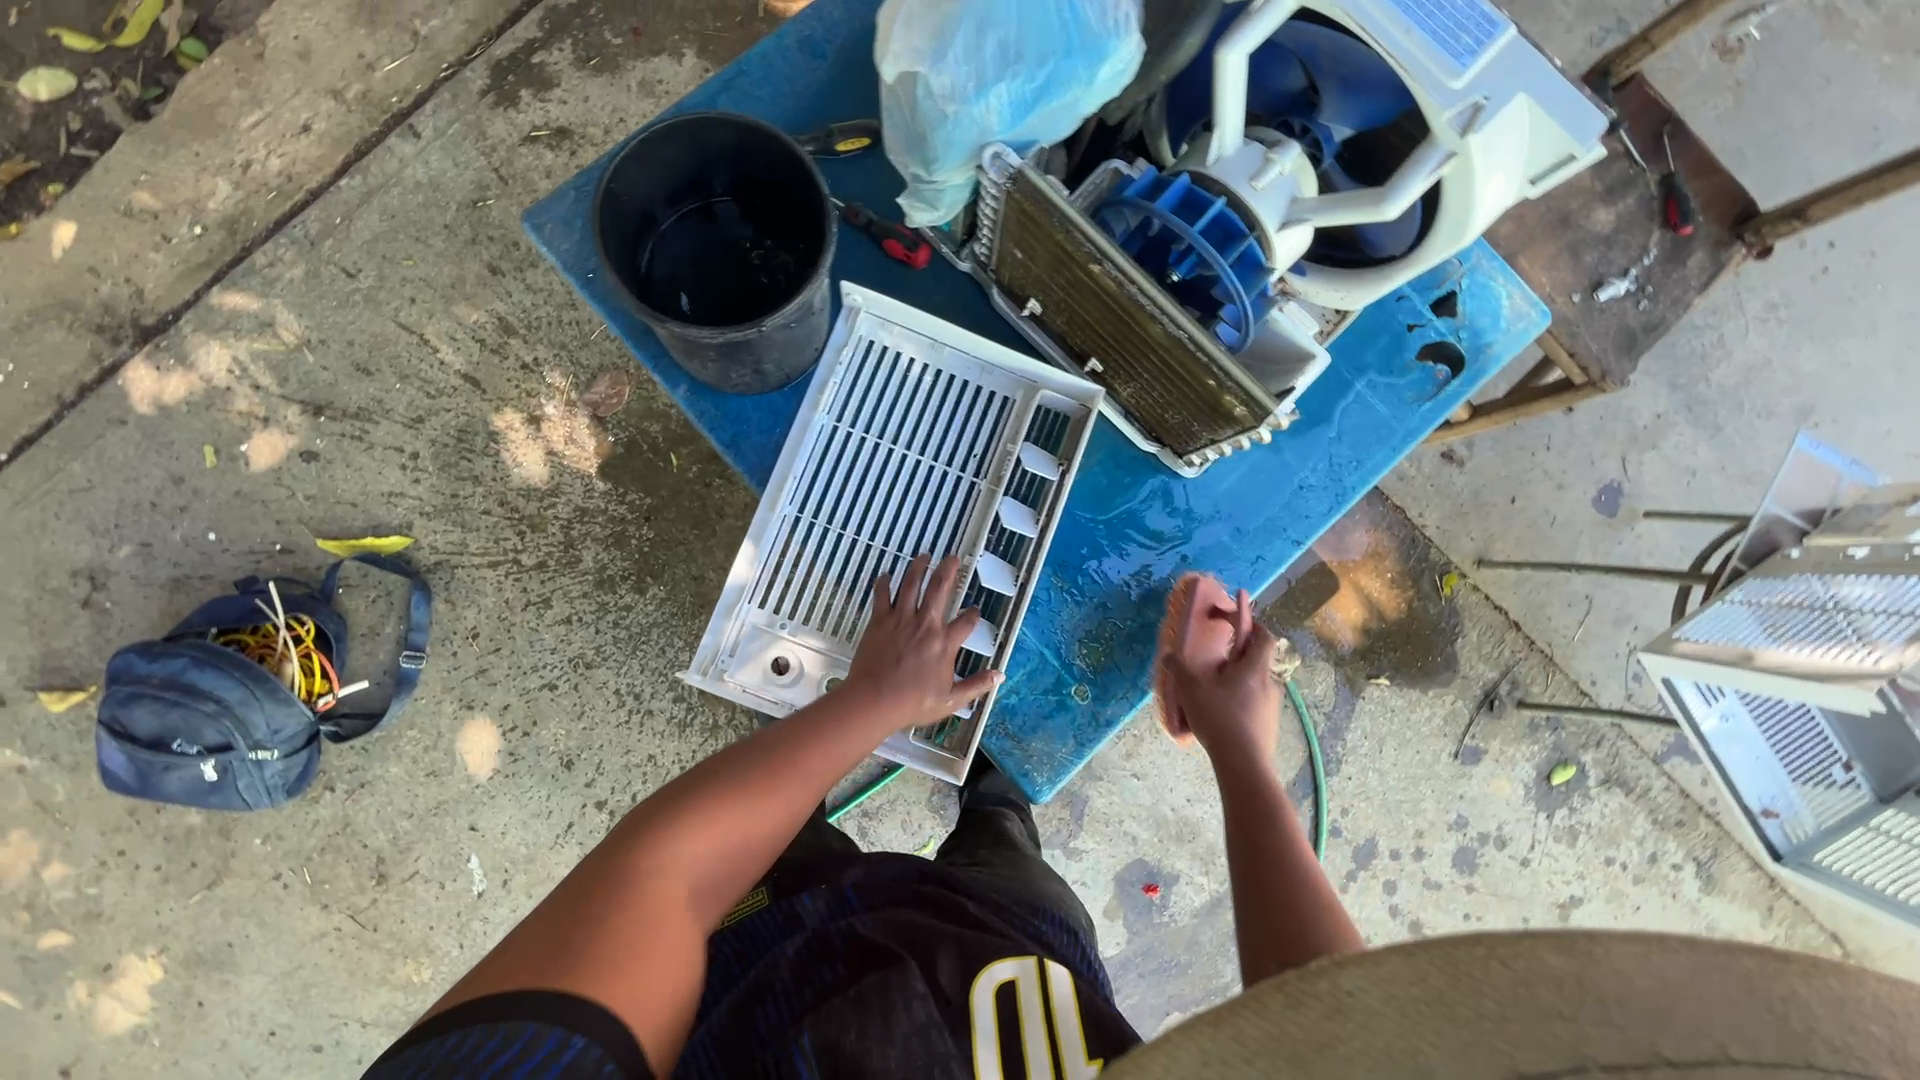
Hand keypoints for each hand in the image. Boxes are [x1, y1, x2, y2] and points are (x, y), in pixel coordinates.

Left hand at [841, 554, 1002, 730]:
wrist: (875, 701)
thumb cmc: (912, 703)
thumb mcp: (951, 700)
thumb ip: (977, 685)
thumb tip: (1000, 675)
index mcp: (945, 643)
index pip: (966, 622)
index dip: (973, 614)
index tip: (974, 610)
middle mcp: (926, 625)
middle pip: (940, 589)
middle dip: (949, 571)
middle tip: (953, 558)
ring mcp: (901, 620)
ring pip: (911, 584)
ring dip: (919, 567)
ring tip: (924, 556)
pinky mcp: (879, 621)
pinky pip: (882, 595)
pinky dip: (885, 583)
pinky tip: (886, 575)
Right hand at [1162, 577, 1280, 762]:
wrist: (1244, 764)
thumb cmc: (1219, 718)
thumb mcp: (1191, 689)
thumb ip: (1178, 668)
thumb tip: (1169, 654)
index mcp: (1254, 667)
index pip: (1262, 634)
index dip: (1249, 622)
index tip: (1231, 618)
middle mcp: (1269, 682)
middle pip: (1258, 658)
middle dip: (1238, 653)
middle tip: (1216, 658)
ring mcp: (1272, 705)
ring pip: (1254, 682)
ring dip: (1237, 679)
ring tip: (1213, 691)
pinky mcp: (1269, 725)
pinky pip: (1254, 703)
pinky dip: (1239, 700)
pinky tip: (1220, 715)